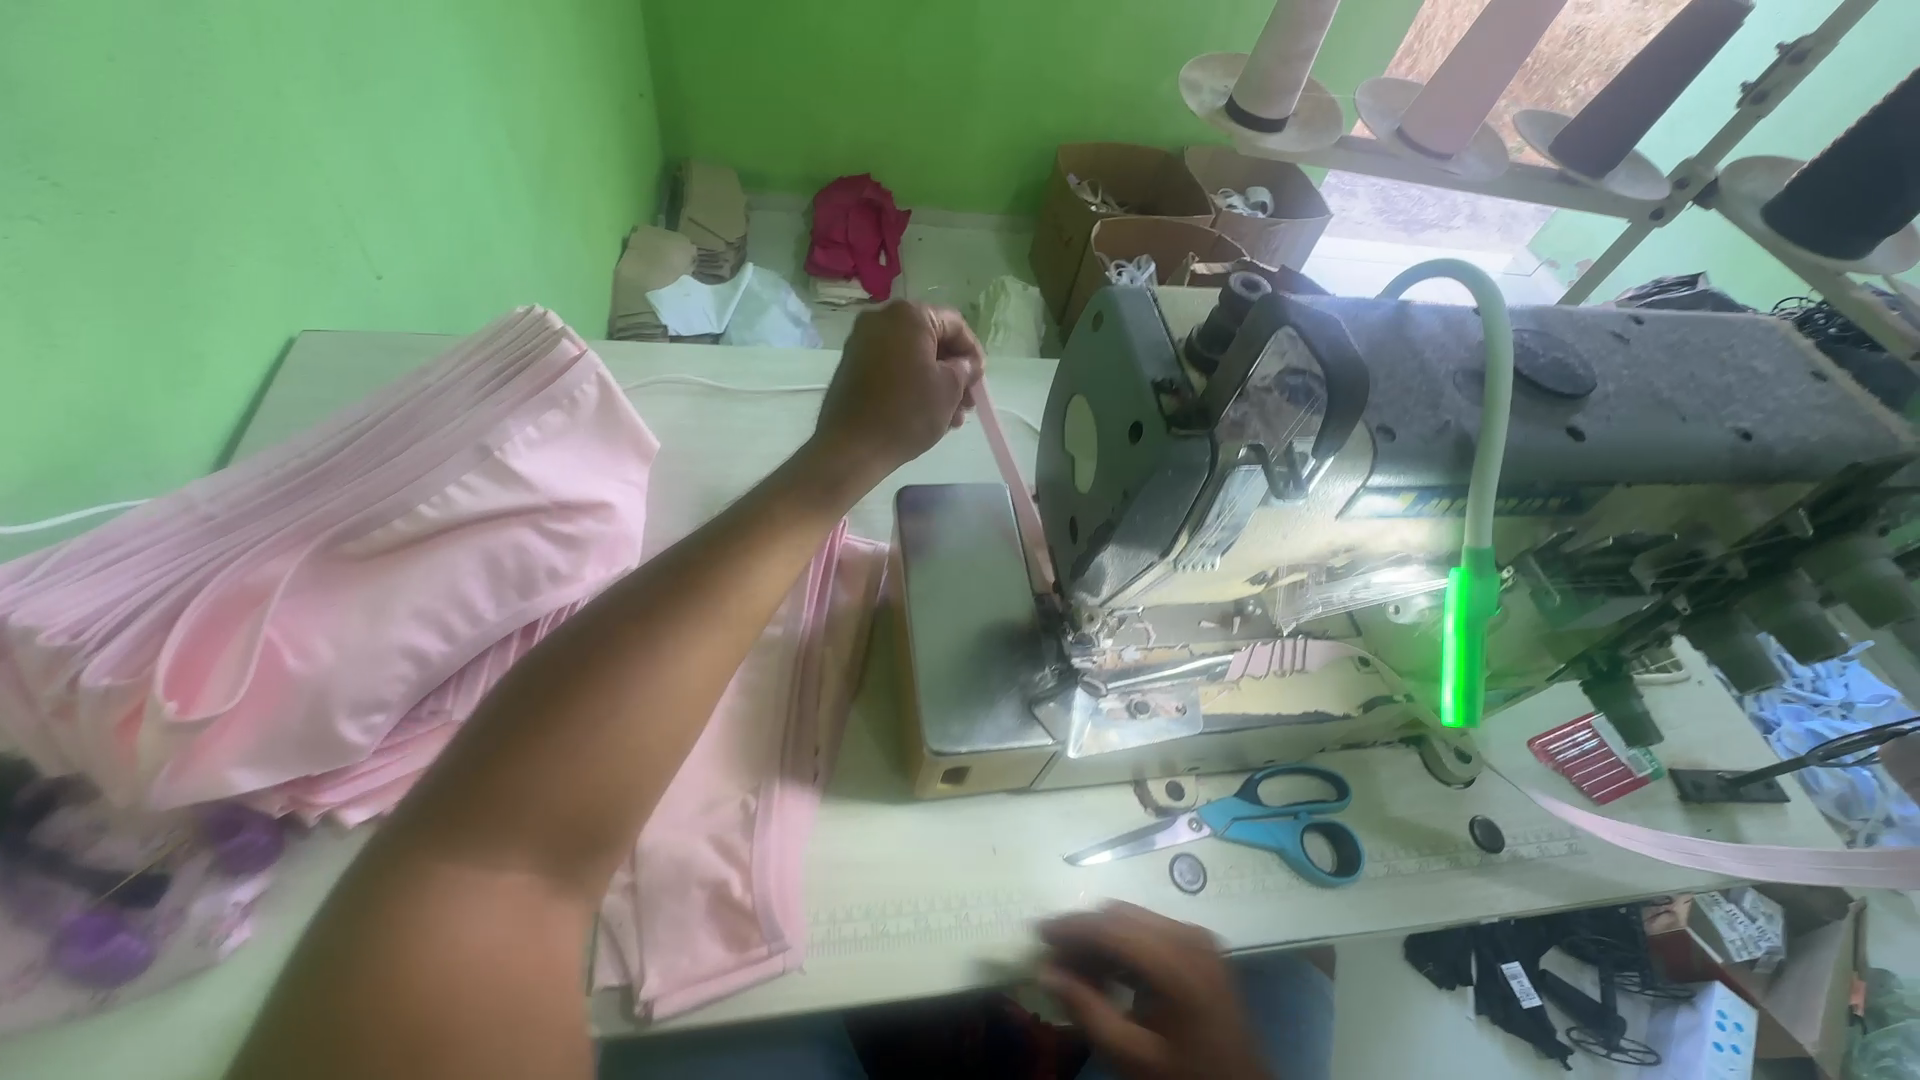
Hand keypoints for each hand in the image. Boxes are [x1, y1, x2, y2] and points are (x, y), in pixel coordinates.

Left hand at [809, 301, 983, 486]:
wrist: (852, 446)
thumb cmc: (907, 412)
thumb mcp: (949, 389)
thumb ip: (964, 369)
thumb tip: (965, 365)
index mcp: (908, 316)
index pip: (954, 324)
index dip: (973, 352)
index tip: (980, 380)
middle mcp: (880, 320)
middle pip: (931, 340)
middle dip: (953, 372)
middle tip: (968, 403)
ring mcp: (862, 343)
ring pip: (911, 358)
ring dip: (935, 383)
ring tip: (952, 418)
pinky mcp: (852, 367)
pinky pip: (892, 368)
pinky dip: (912, 385)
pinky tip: (927, 414)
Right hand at [1039, 902, 1268, 1079]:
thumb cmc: (1184, 1076)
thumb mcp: (1130, 1055)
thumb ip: (1085, 1009)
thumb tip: (1045, 971)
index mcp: (1176, 964)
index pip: (1110, 928)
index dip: (1070, 927)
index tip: (1037, 933)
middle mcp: (1188, 937)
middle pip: (1120, 917)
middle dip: (1082, 932)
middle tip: (1053, 960)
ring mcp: (1197, 938)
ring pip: (1132, 919)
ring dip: (1100, 937)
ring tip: (1075, 971)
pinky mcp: (1199, 945)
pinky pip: (1149, 929)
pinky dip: (1121, 944)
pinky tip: (1105, 972)